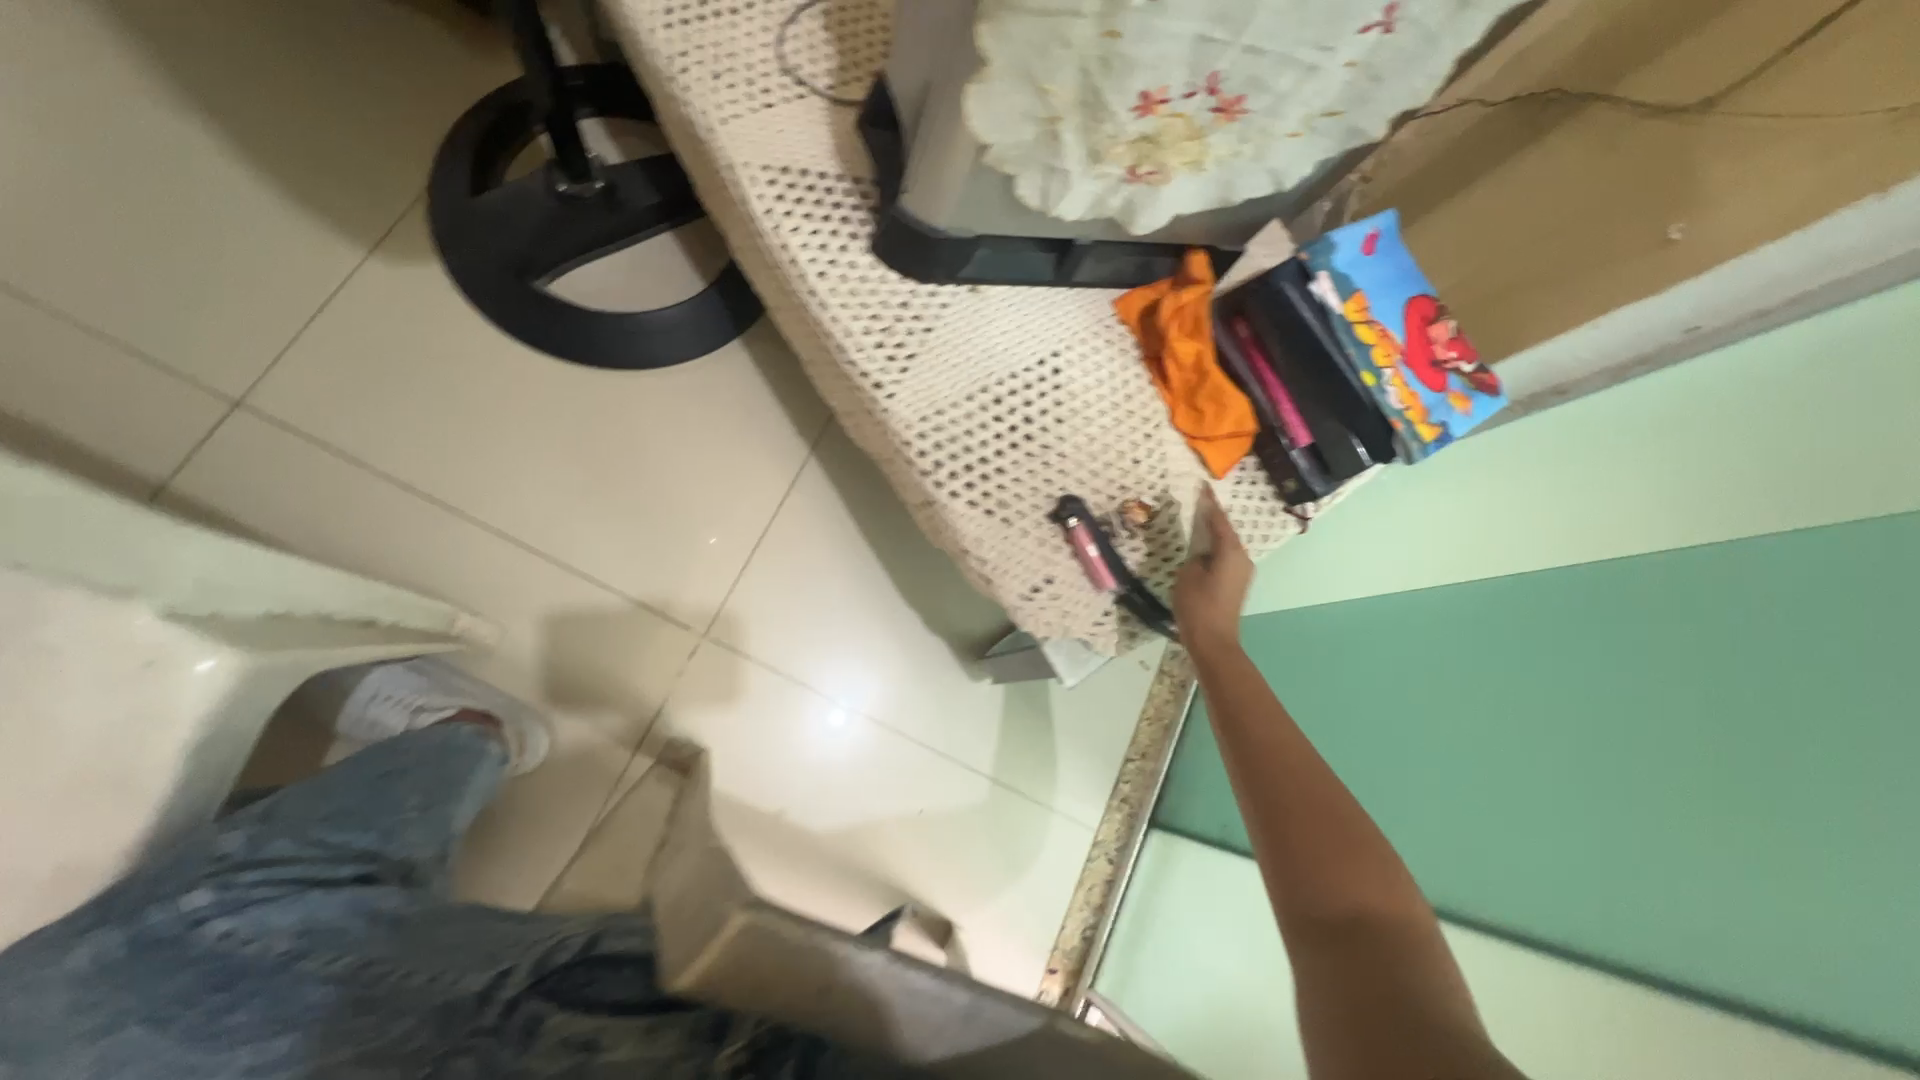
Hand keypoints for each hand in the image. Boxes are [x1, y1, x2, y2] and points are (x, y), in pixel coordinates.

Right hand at [1173, 488, 1252, 654]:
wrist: (1213, 642)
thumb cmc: (1198, 606)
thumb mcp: (1188, 575)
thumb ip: (1195, 557)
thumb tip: (1202, 555)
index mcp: (1231, 552)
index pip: (1219, 521)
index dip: (1210, 504)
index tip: (1203, 486)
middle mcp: (1243, 558)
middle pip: (1226, 532)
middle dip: (1212, 519)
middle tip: (1197, 503)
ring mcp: (1242, 573)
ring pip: (1226, 546)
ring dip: (1213, 536)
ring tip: (1196, 524)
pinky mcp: (1236, 585)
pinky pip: (1225, 559)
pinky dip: (1214, 551)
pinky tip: (1201, 550)